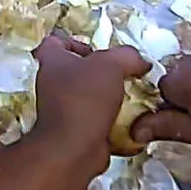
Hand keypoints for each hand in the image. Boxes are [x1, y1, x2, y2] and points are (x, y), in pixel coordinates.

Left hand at [29, 34, 145, 166]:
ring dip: (108, 100)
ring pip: (87, 98)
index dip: (77, 42)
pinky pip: (94, 123)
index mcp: (51, 60)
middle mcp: (51, 83)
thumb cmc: (85, 98)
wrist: (74, 148)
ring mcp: (59, 110)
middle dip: (100, 73)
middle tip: (121, 76)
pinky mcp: (72, 132)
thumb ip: (127, 56)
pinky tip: (130, 124)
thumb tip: (140, 62)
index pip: (56, 41)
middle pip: (75, 70)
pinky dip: (111, 124)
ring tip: (130, 100)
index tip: (98, 53)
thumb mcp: (111, 65)